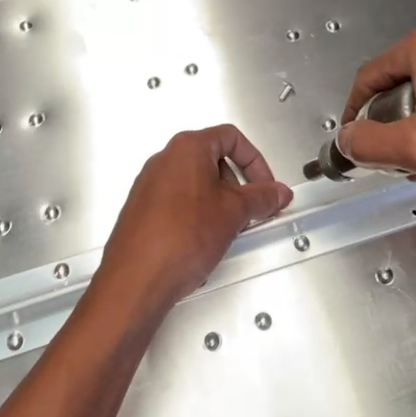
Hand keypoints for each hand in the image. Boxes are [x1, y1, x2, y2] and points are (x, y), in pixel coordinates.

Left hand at [95, 125, 292, 307]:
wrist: (136, 279)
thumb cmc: (183, 236)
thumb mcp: (233, 213)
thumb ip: (261, 197)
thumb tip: (279, 191)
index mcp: (187, 147)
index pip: (231, 137)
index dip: (256, 161)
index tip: (266, 187)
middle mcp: (164, 159)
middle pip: (213, 160)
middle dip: (237, 185)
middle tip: (249, 213)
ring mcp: (149, 184)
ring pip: (196, 183)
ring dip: (218, 203)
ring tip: (226, 231)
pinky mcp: (142, 209)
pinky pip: (178, 202)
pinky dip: (197, 215)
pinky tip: (202, 243)